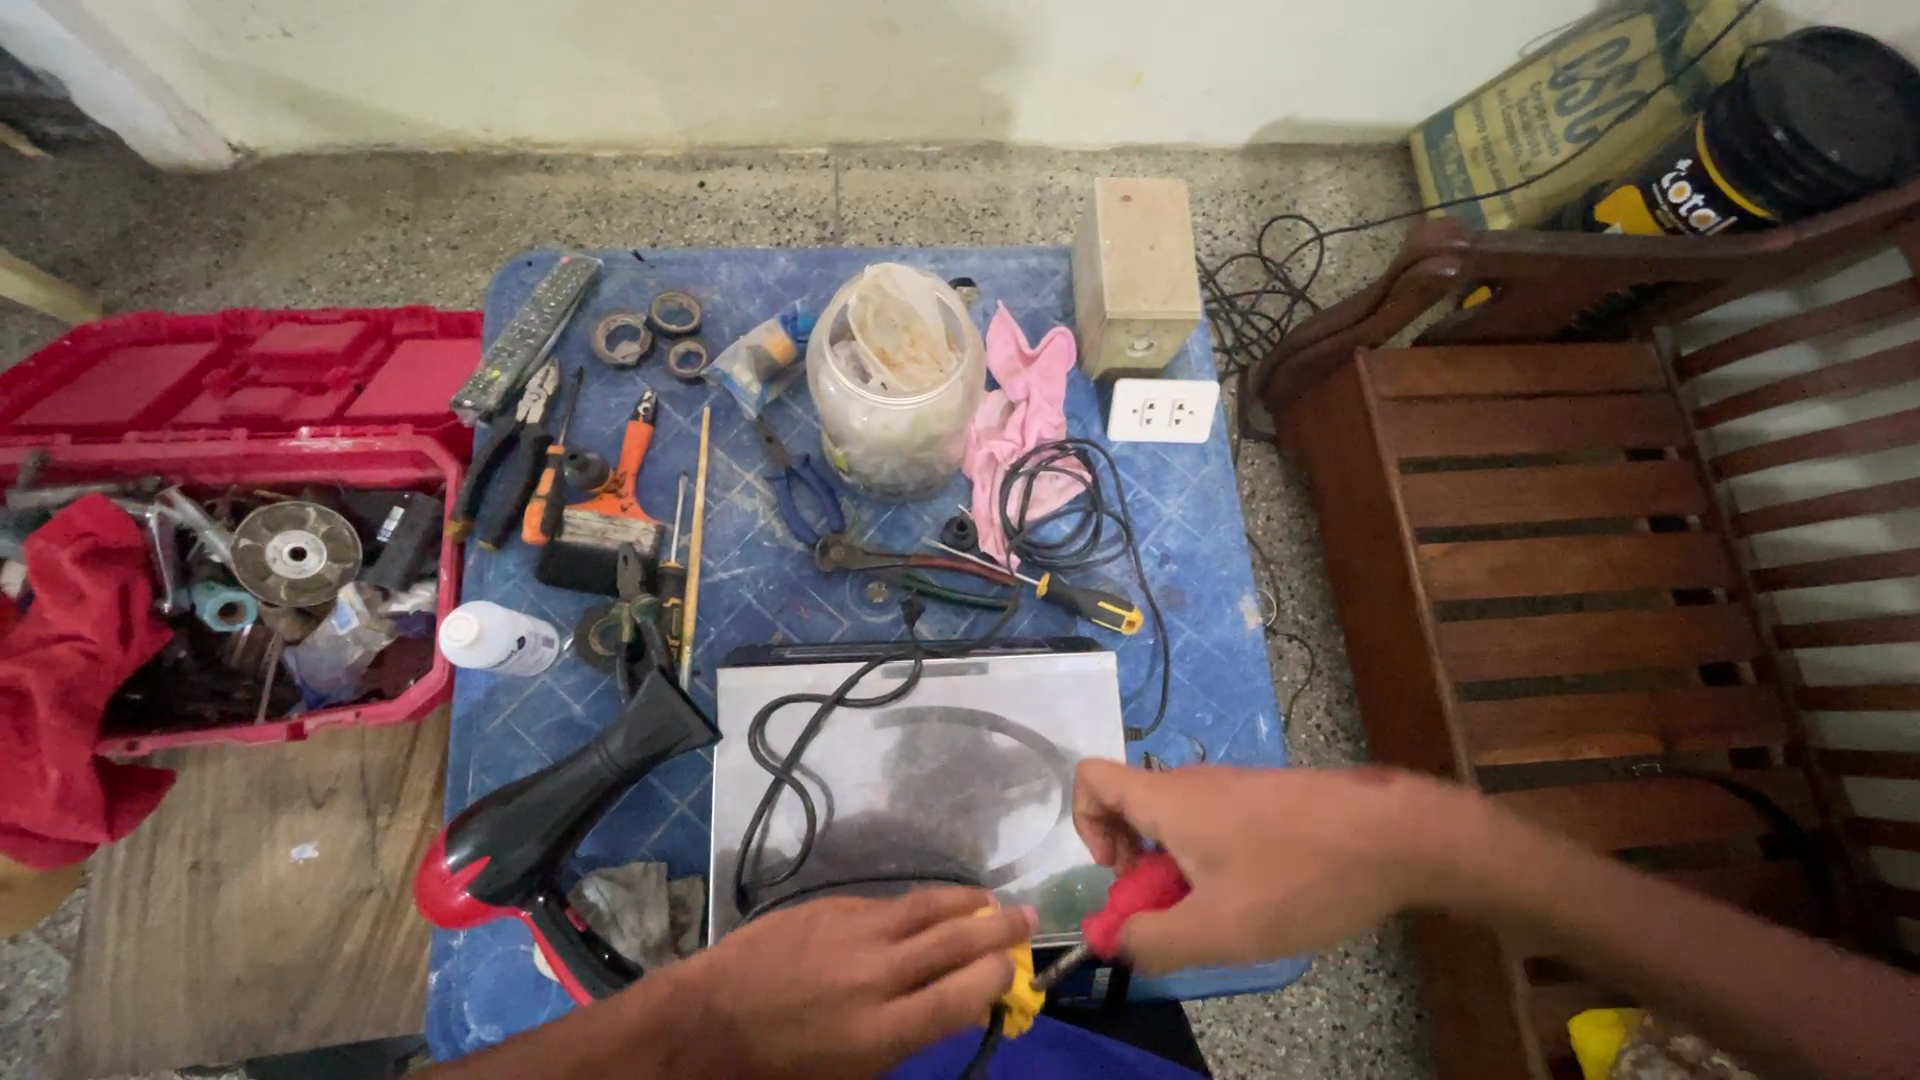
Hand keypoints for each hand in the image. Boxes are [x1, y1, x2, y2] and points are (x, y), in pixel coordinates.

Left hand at [664, 887, 1035, 1077]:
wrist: (715, 1014)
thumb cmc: (784, 1063)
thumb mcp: (852, 1071)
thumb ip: (907, 1036)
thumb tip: (952, 1003)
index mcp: (883, 1031)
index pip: (960, 994)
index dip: (995, 977)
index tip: (1010, 969)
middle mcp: (878, 975)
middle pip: (954, 942)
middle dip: (999, 929)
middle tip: (1027, 917)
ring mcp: (857, 931)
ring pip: (928, 907)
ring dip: (967, 902)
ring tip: (991, 900)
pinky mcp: (837, 904)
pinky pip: (892, 903)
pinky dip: (920, 905)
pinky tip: (931, 907)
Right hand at [1071, 760, 1478, 973]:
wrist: (1394, 834)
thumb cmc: (1295, 876)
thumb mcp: (1219, 929)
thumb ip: (1154, 941)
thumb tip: (1114, 941)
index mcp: (1165, 799)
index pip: (1091, 778)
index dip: (1086, 824)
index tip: (1121, 874)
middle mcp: (1189, 782)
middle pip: (1132, 809)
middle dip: (1138, 867)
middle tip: (1176, 912)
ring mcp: (1230, 786)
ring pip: (1176, 824)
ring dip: (1179, 871)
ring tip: (1228, 914)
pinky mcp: (1264, 798)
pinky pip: (1213, 825)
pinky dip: (1214, 862)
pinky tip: (1264, 897)